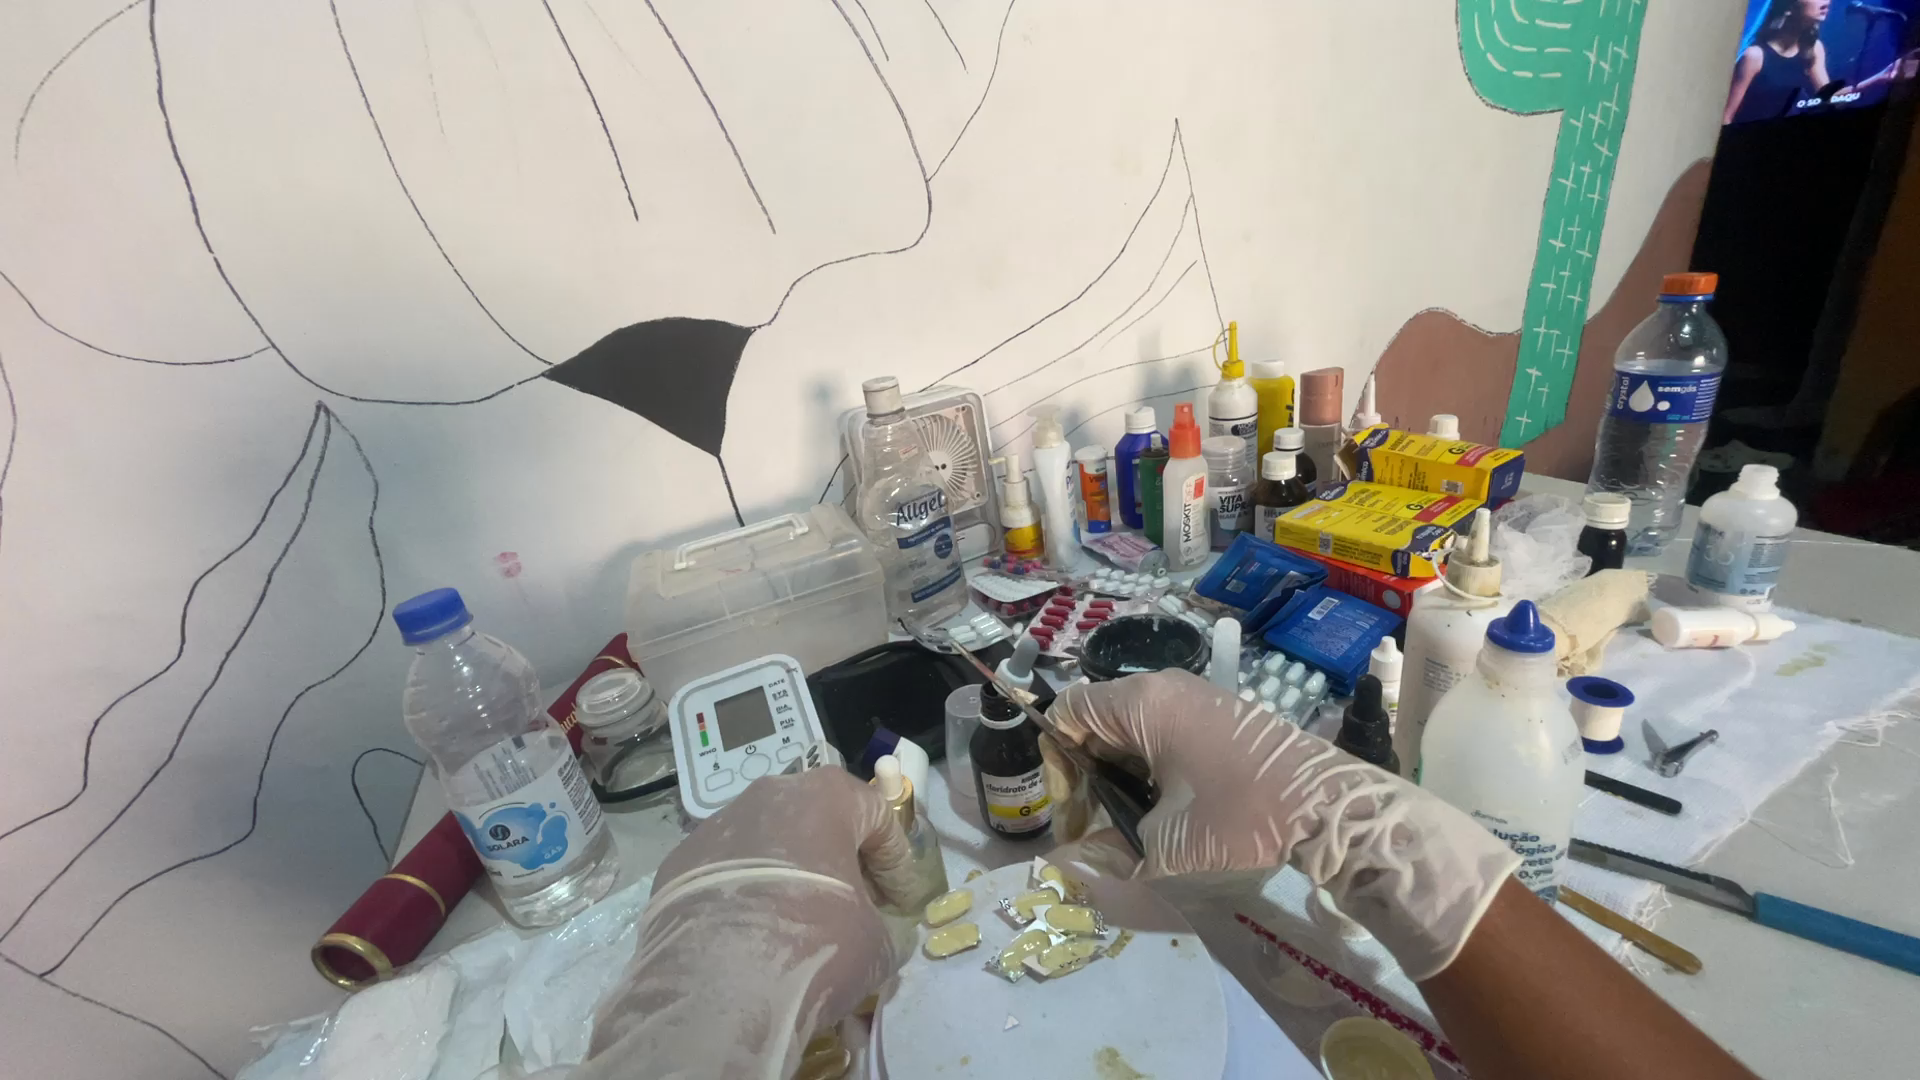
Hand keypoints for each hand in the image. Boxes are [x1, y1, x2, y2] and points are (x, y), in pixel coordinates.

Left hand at [577, 768, 917, 1079]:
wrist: (716, 985)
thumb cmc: (815, 941)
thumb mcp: (877, 943)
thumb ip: (886, 926)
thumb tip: (879, 933)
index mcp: (828, 794)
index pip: (878, 815)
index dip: (895, 860)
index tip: (901, 901)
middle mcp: (773, 792)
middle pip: (819, 819)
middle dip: (839, 859)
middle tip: (851, 905)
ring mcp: (720, 822)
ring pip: (769, 840)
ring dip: (788, 873)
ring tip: (793, 922)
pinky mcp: (679, 860)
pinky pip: (726, 870)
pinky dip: (743, 893)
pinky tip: (748, 934)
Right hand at [1048, 669, 1519, 978]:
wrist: (1336, 811)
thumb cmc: (1241, 819)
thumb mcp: (1167, 848)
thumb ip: (1107, 856)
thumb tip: (1068, 865)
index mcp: (1141, 701)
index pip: (1067, 711)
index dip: (1056, 761)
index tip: (1077, 813)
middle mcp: (1163, 685)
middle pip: (1096, 719)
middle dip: (1087, 774)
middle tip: (1100, 827)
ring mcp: (1195, 695)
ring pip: (1129, 727)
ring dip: (1119, 772)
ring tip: (1134, 823)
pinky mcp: (1219, 713)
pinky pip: (1162, 729)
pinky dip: (1150, 764)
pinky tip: (1170, 805)